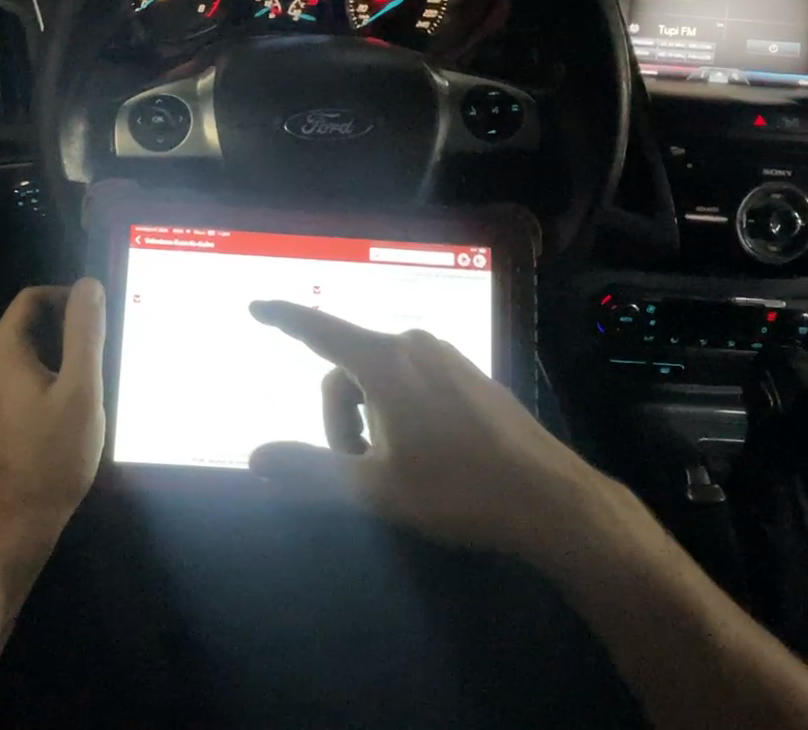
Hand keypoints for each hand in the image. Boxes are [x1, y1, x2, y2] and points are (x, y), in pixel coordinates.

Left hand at [0, 279, 106, 545]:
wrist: (18, 520)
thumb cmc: (54, 454)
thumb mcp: (81, 390)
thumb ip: (84, 334)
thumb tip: (88, 284)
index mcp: (1, 350)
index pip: (31, 298)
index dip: (67, 298)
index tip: (99, 319)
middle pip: (27, 323)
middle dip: (65, 328)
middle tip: (102, 352)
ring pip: (24, 350)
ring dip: (58, 354)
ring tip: (91, 378)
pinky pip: (18, 375)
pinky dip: (44, 375)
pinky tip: (69, 403)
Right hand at [246, 301, 618, 568]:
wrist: (551, 500)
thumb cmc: (457, 490)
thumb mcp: (374, 488)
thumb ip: (310, 470)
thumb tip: (255, 458)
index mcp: (384, 362)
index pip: (318, 330)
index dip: (283, 318)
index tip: (256, 307)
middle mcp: (413, 346)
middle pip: (348, 368)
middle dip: (338, 415)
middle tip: (356, 467)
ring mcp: (447, 357)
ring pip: (380, 375)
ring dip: (368, 415)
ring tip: (391, 465)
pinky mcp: (470, 374)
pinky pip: (412, 378)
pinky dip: (397, 407)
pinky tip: (423, 450)